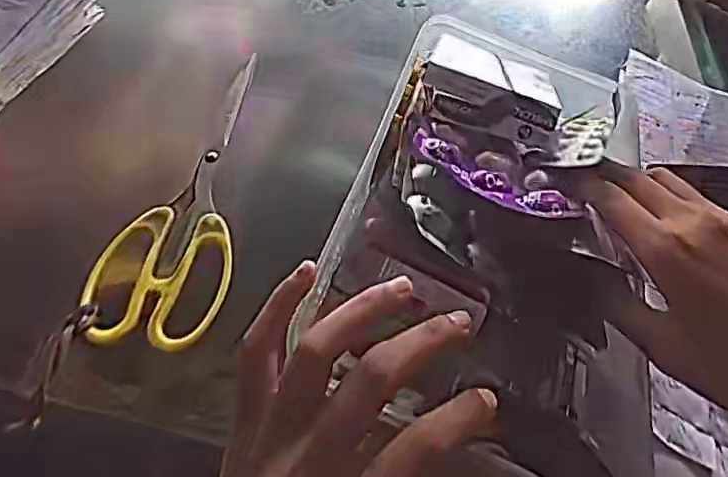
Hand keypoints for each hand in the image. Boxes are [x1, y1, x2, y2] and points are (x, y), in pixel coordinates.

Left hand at [225, 262, 498, 476]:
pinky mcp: (241, 423)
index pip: (411, 454)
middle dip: (421, 343)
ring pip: (316, 350)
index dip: (455, 422)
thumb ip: (402, 476)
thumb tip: (450, 440)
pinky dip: (278, 306)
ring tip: (401, 287)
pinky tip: (307, 270)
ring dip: (362, 310)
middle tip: (457, 324)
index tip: (486, 400)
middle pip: (370, 381)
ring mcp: (267, 433)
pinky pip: (255, 354)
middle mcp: (304, 457)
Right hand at [587, 167, 727, 476]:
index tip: (566, 185)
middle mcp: (693, 221)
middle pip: (635, 176)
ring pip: (665, 178)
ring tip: (625, 206)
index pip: (610, 197)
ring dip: (638, 183)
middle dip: (605, 177)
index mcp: (667, 249)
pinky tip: (668, 225)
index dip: (582, 186)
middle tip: (587, 189)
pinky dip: (669, 196)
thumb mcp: (664, 348)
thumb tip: (595, 281)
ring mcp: (721, 218)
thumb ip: (620, 306)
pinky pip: (694, 193)